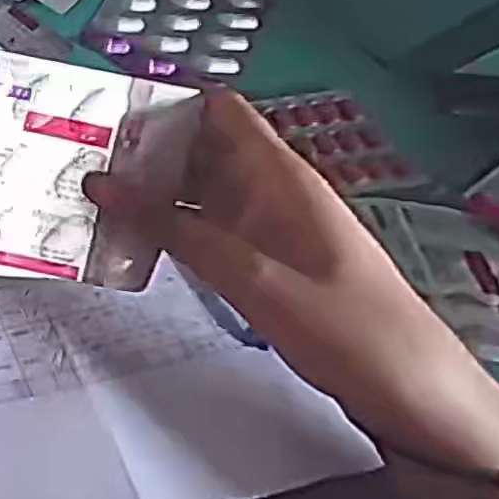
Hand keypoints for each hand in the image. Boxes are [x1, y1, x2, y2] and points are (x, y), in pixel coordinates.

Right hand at [84, 90, 498, 474]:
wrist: (415, 398)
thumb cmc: (345, 324)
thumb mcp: (248, 273)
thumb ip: (170, 227)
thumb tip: (100, 184)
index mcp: (274, 172)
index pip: (217, 108)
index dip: (167, 99)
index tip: (112, 110)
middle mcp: (264, 186)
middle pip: (195, 144)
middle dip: (141, 145)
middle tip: (84, 154)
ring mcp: (258, 220)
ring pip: (192, 183)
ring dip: (147, 184)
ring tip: (93, 189)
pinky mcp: (254, 251)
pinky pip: (197, 220)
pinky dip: (163, 219)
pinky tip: (128, 230)